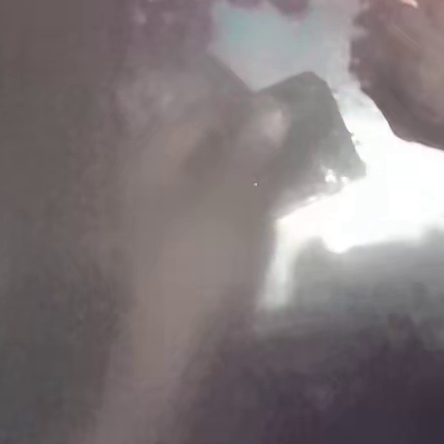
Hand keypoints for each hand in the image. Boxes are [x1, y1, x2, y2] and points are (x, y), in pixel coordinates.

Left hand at [120, 91, 287, 345]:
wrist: (177, 337)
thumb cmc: (202, 260)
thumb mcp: (233, 199)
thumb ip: (251, 149)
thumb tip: (274, 105)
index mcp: (154, 159)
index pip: (202, 113)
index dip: (245, 106)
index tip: (286, 106)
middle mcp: (152, 175)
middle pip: (206, 140)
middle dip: (249, 135)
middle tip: (292, 134)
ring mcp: (163, 207)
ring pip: (212, 168)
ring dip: (249, 163)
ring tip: (289, 162)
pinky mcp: (180, 234)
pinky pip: (215, 197)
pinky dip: (242, 190)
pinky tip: (268, 195)